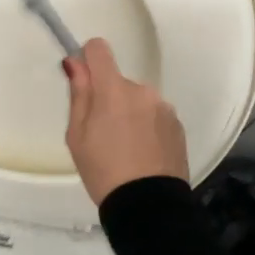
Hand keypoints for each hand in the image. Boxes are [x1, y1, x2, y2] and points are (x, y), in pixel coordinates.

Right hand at [63, 38, 189, 205]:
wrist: (148, 205)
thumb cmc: (103, 171)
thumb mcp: (77, 135)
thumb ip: (79, 94)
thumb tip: (75, 63)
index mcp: (114, 90)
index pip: (99, 49)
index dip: (88, 59)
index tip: (83, 80)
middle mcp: (143, 90)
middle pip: (118, 81)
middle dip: (108, 99)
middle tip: (101, 134)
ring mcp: (164, 107)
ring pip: (138, 100)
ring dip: (129, 114)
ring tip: (125, 149)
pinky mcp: (178, 125)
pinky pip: (155, 116)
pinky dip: (147, 127)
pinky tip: (143, 154)